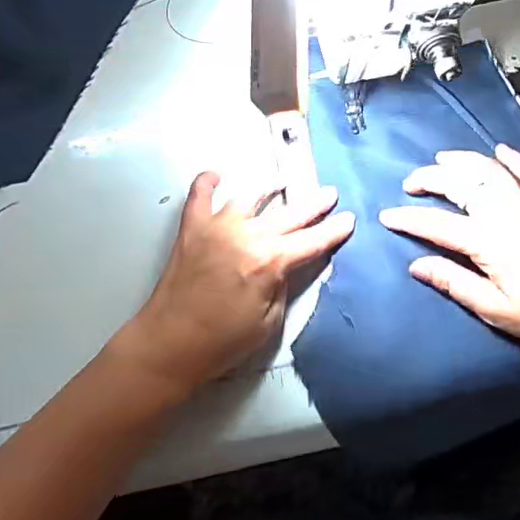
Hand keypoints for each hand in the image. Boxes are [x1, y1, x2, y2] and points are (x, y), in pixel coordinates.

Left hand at [111, 171, 354, 393]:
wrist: (170, 344)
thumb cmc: (224, 341)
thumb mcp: (270, 321)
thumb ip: (282, 286)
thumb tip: (285, 265)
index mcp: (269, 261)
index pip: (311, 242)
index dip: (333, 231)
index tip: (349, 219)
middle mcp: (246, 235)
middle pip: (288, 215)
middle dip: (313, 205)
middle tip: (330, 194)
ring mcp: (216, 226)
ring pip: (248, 197)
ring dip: (268, 188)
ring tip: (281, 181)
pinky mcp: (191, 228)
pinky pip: (199, 196)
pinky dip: (207, 183)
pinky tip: (216, 176)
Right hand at [379, 145, 519, 370]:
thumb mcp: (497, 309)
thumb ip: (454, 282)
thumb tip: (418, 265)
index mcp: (488, 239)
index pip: (436, 222)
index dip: (408, 218)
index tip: (387, 217)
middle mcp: (505, 211)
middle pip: (458, 183)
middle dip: (428, 179)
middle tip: (410, 185)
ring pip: (488, 168)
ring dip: (461, 160)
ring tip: (440, 160)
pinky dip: (509, 158)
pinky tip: (498, 151)